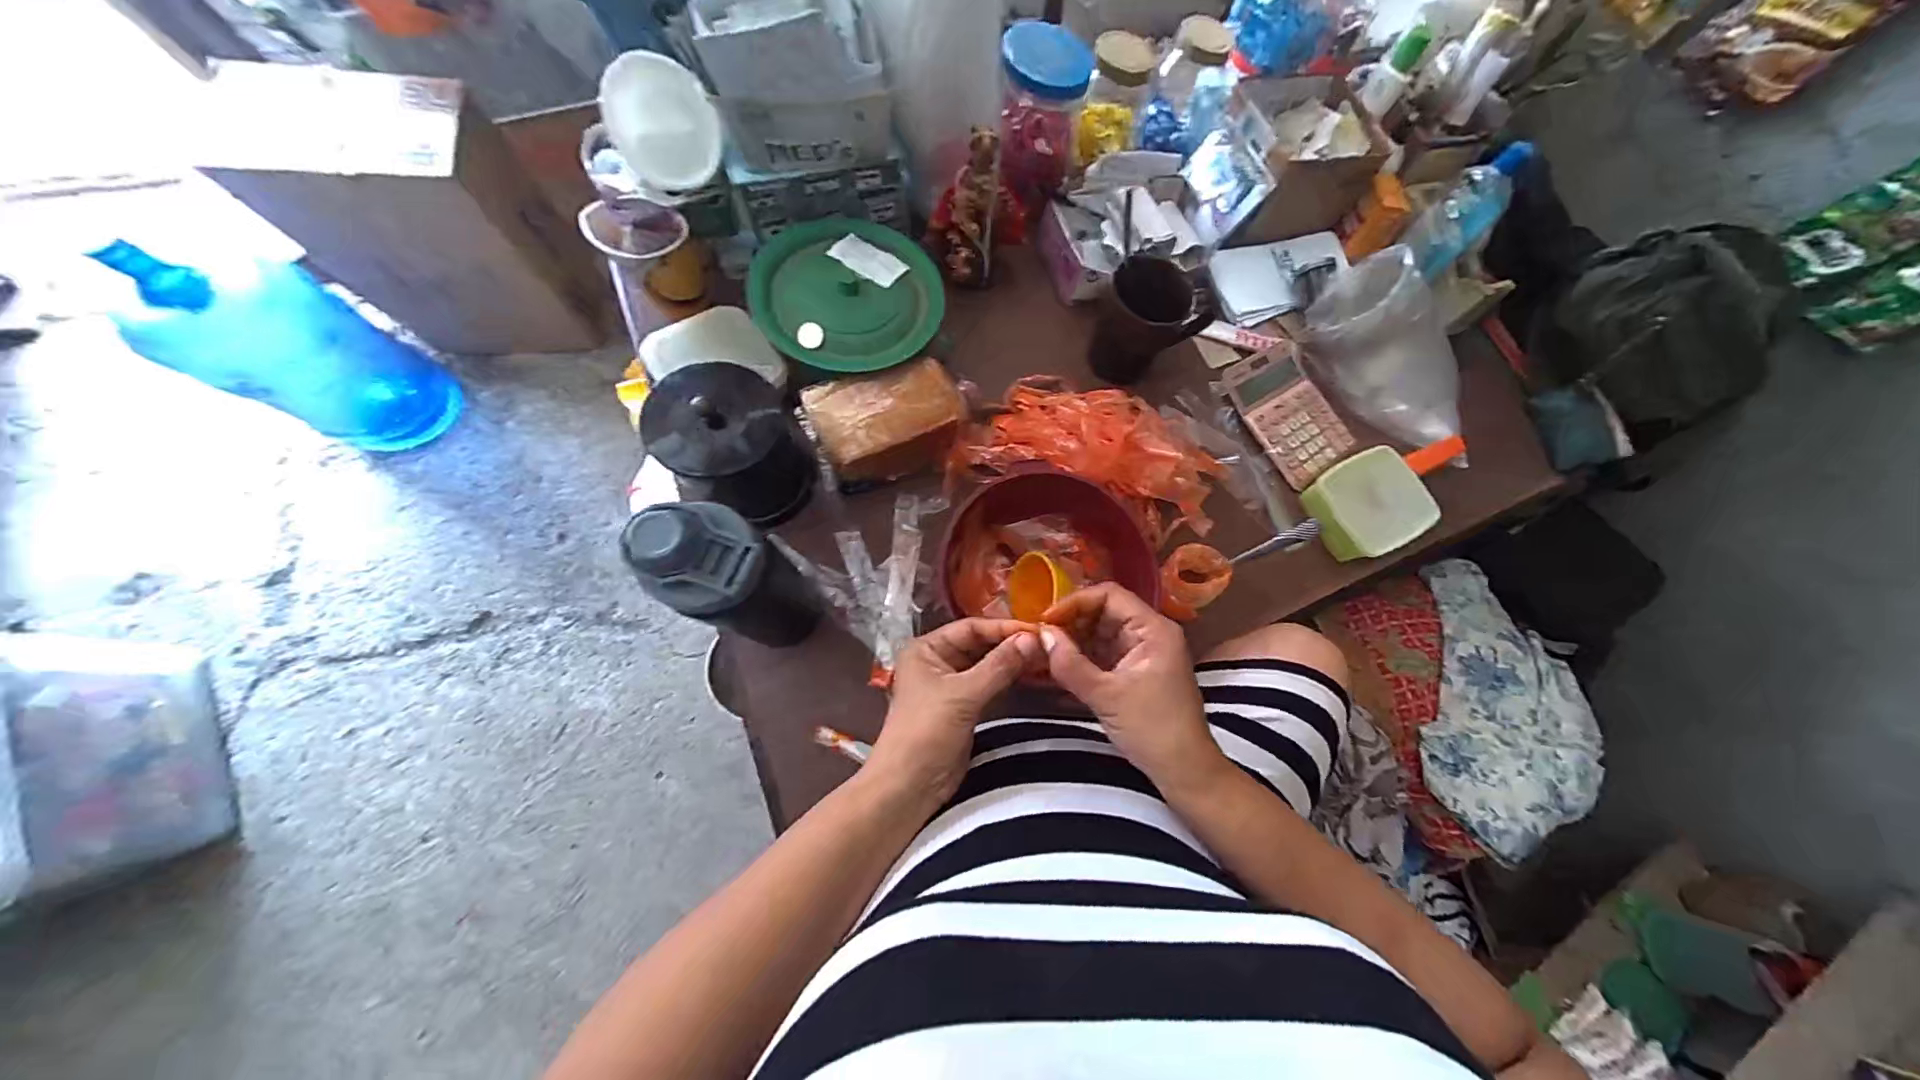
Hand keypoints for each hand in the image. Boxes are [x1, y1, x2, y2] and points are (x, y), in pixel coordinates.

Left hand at [868, 619, 1042, 804]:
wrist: (908, 786)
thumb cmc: (926, 732)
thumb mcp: (963, 695)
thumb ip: (999, 665)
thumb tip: (1032, 639)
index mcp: (926, 649)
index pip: (970, 627)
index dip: (1004, 627)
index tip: (1038, 629)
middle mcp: (937, 661)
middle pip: (979, 644)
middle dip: (1011, 644)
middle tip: (1048, 644)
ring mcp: (950, 686)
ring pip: (987, 665)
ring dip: (1013, 662)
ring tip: (1047, 657)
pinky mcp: (963, 708)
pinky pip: (990, 686)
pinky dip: (1009, 681)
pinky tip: (1033, 676)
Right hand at [1039, 583, 1226, 792]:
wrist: (1184, 771)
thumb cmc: (1152, 729)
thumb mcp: (1106, 696)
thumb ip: (1070, 663)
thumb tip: (1041, 634)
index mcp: (1152, 629)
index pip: (1109, 595)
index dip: (1074, 602)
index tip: (1045, 619)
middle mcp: (1148, 634)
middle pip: (1103, 612)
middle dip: (1070, 622)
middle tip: (1039, 636)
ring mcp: (1141, 653)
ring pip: (1100, 633)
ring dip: (1072, 640)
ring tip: (1041, 650)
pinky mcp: (1133, 672)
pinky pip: (1102, 654)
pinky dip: (1080, 658)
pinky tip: (1055, 665)